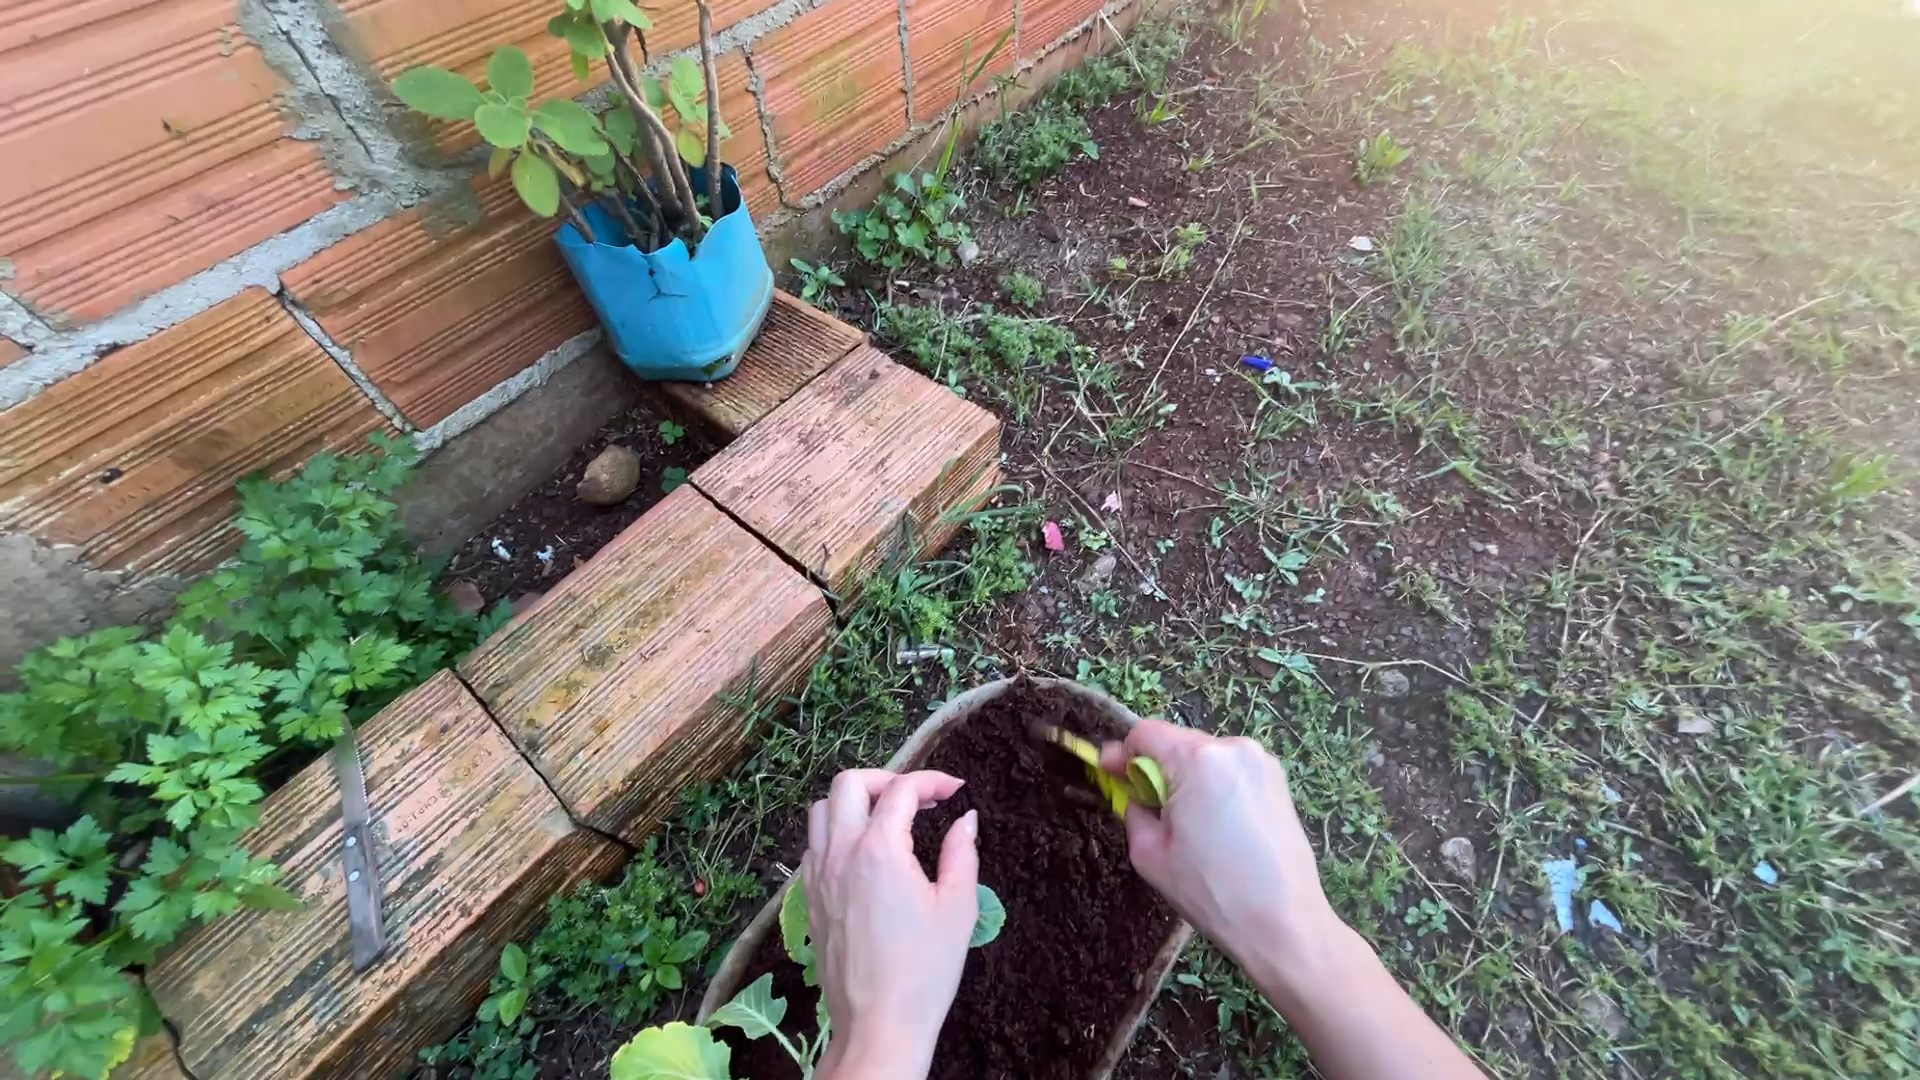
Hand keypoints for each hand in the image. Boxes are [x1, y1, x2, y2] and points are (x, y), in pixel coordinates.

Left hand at [803, 769, 978, 1079]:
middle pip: (849, 783)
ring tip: (887, 819)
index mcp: (879, 850)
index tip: (955, 791)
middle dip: (886, 778)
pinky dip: (836, 831)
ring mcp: (818, 875)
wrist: (878, 1028)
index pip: (902, 789)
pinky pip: (813, 844)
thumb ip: (961, 853)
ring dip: (855, 802)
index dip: (932, 781)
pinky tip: (864, 852)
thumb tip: (966, 819)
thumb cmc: (925, 971)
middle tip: (916, 798)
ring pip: (822, 809)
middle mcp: (841, 853)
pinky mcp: (809, 898)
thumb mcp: (957, 907)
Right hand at [1101, 720, 1336, 974]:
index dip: (1122, 753)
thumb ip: (1131, 807)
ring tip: (1189, 821)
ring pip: (1203, 754)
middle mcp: (1231, 747)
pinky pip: (1229, 768)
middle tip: (1149, 806)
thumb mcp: (1149, 853)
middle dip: (1156, 767)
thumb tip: (1130, 786)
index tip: (1112, 775)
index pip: (1144, 732)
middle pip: (1175, 741)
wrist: (1285, 926)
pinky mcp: (1278, 779)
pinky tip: (1218, 824)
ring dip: (1186, 776)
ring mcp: (1260, 761)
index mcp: (1196, 759)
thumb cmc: (1211, 891)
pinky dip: (1214, 784)